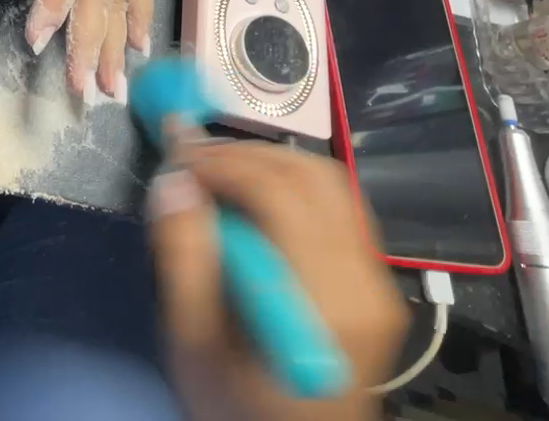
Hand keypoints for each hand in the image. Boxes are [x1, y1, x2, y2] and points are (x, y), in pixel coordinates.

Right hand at [149, 140, 408, 420]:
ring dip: (264, 163)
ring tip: (214, 173)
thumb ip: (184, 258)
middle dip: (242, 153)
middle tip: (189, 160)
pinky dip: (285, 184)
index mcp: (323, 304)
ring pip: (326, 182)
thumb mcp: (192, 340)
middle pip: (310, 177)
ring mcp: (376, 282)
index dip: (222, 163)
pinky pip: (334, 205)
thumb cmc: (234, 402)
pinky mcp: (372, 281)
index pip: (280, 196)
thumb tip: (172, 182)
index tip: (174, 158)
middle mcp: (364, 284)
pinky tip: (247, 198)